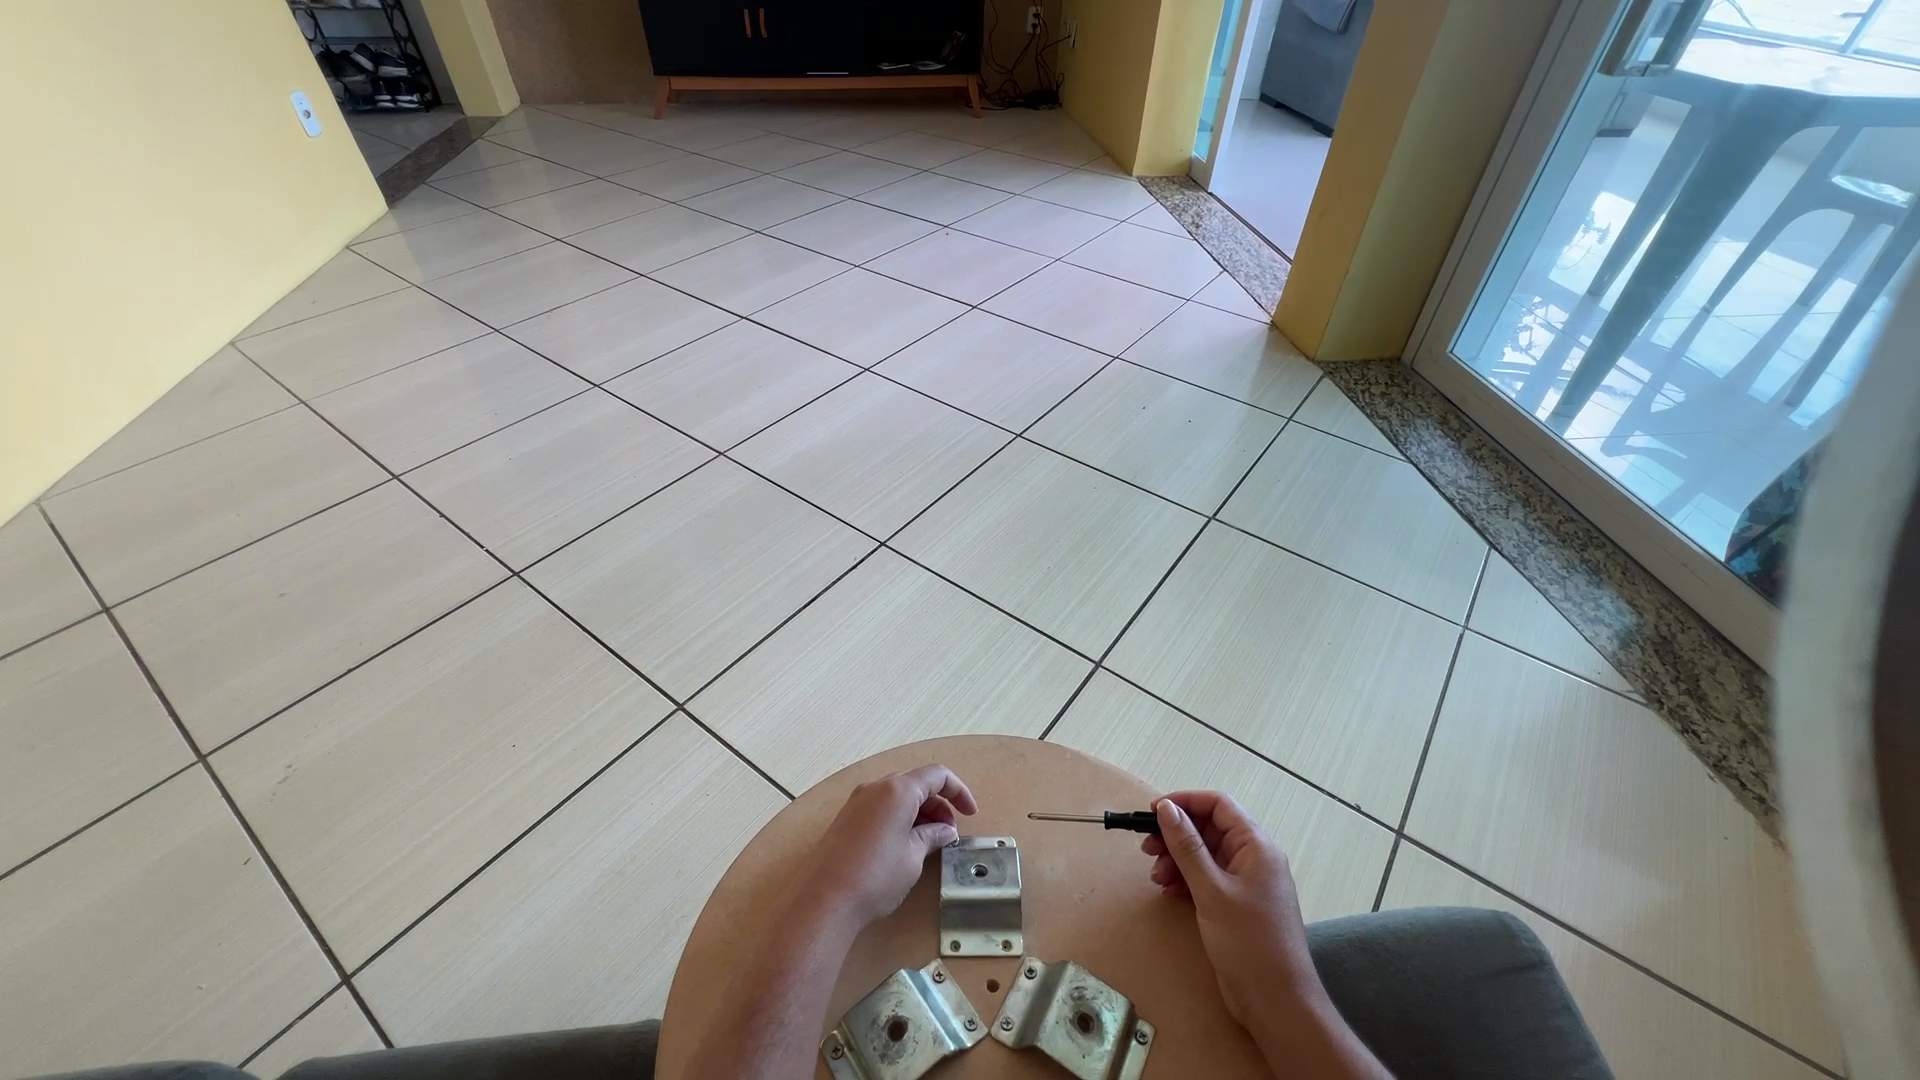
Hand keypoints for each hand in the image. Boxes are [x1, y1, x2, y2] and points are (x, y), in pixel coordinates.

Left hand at [801, 764, 978, 926]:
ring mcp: (857, 802)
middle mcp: (876, 788)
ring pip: (897, 795)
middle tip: (949, 832)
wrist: (827, 901)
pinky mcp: (846, 819)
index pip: (936, 775)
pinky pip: (880, 807)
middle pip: (916, 783)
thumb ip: (932, 836)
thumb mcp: (913, 856)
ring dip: (919, 811)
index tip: (970, 814)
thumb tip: (945, 831)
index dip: (958, 791)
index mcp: (897, 790)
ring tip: (930, 840)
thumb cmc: (877, 876)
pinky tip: (905, 843)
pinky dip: (900, 817)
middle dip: (938, 803)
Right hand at [1141, 792, 1320, 1028]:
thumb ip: (1187, 847)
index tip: (1152, 812)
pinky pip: (1207, 877)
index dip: (1184, 802)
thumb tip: (1166, 809)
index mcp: (1256, 845)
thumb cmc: (1248, 941)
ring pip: (1205, 853)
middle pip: (1209, 828)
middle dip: (1176, 834)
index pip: (1218, 805)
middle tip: (1146, 848)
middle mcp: (1253, 857)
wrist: (1277, 1001)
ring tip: (1156, 876)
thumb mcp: (1212, 890)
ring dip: (1177, 858)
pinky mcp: (1237, 903)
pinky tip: (1169, 890)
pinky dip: (1186, 879)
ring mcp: (1246, 881)